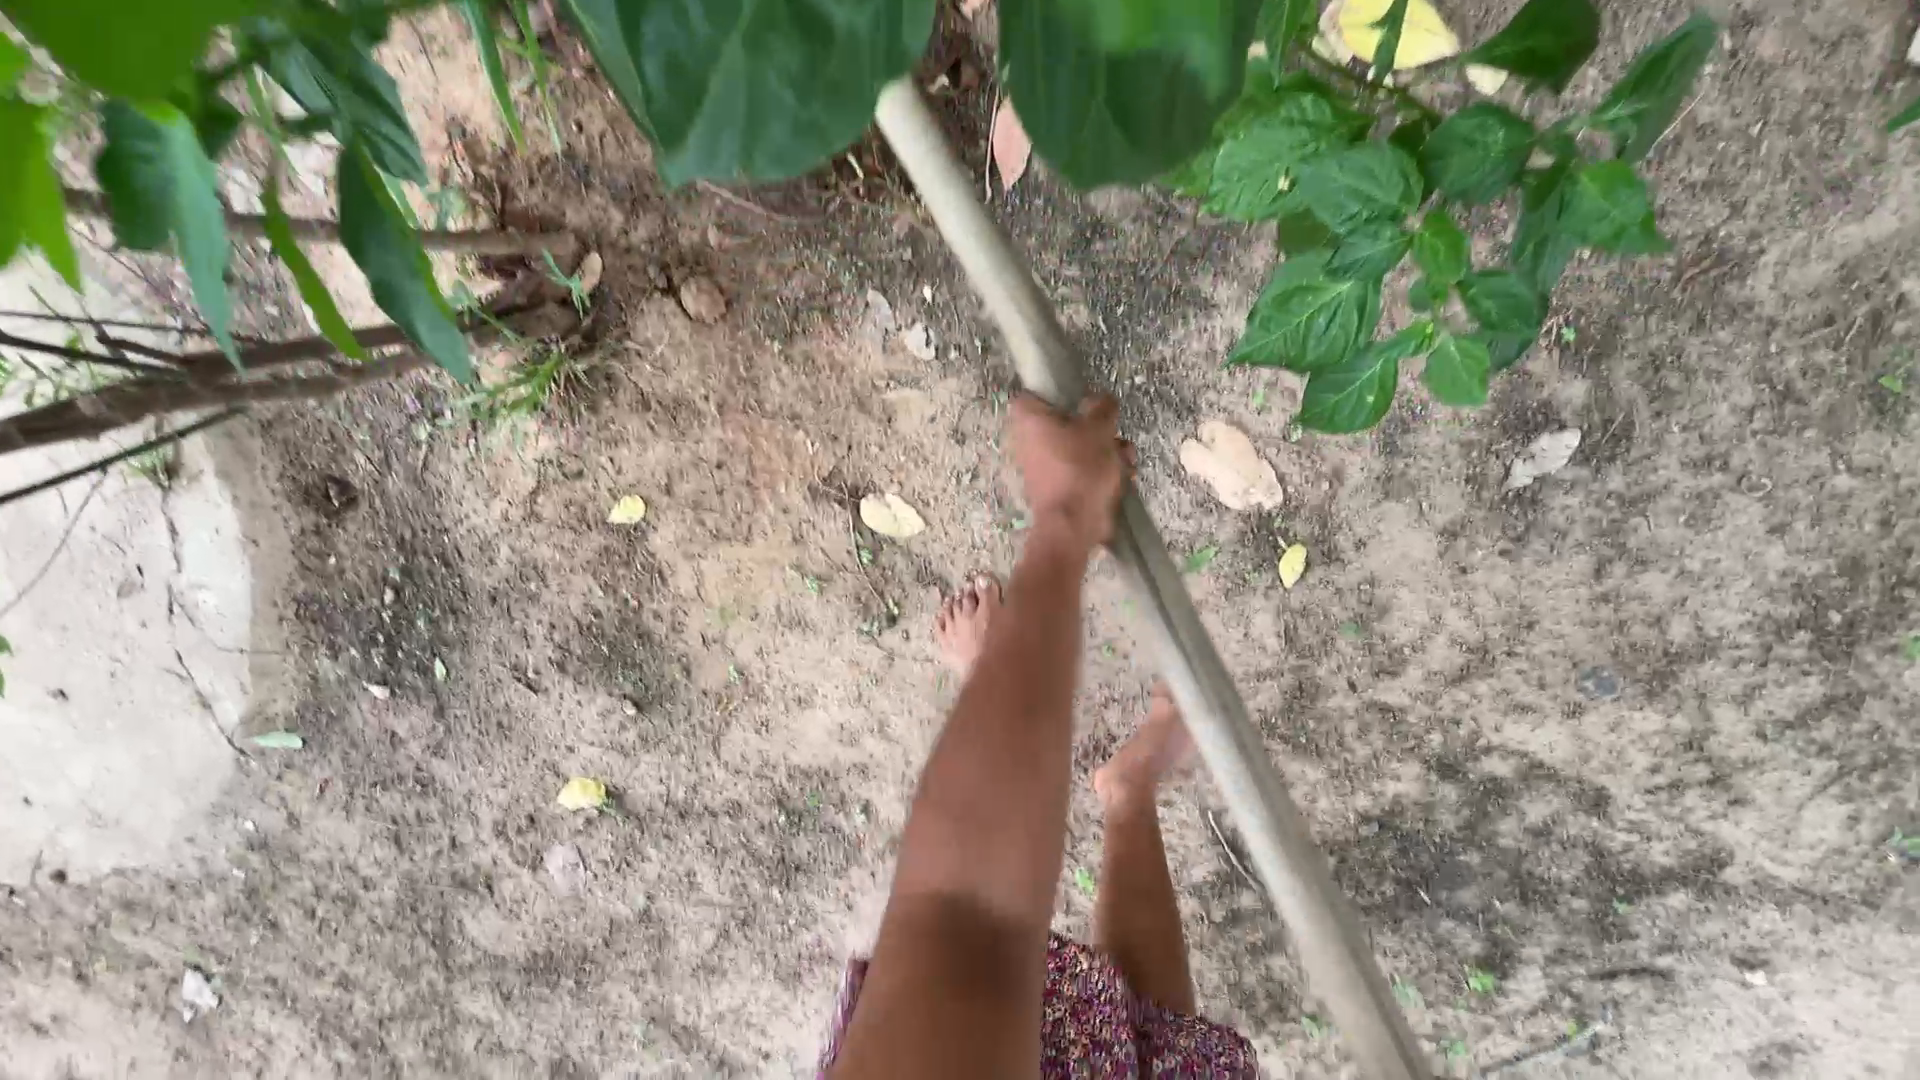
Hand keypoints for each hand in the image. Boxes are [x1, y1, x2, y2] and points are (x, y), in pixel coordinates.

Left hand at [1008, 393, 1131, 552]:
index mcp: (1029, 420)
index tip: (1081, 398)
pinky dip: (1101, 472)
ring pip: (1079, 447)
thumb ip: (1102, 409)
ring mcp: (1042, 467)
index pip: (1033, 395)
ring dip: (1106, 450)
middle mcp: (1029, 442)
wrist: (1074, 525)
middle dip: (1096, 428)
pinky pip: (1081, 470)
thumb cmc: (1080, 468)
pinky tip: (1123, 477)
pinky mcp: (1058, 488)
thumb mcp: (1098, 429)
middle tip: (1113, 433)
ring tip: (1125, 459)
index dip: (1056, 393)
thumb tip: (1101, 401)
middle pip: (1065, 423)